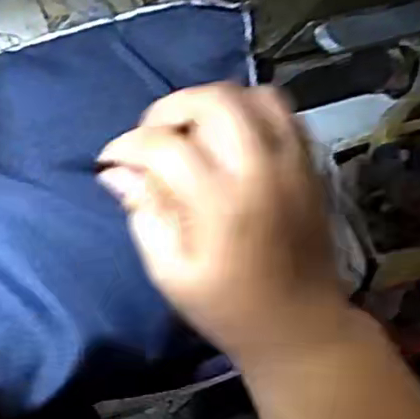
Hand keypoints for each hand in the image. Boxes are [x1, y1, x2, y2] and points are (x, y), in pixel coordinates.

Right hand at [96, 83, 352, 366]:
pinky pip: (281, 112)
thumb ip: (144, 215)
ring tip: (187, 133)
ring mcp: (292, 161)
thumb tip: (116, 174)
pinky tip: (225, 141)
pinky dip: (246, 113)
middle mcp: (260, 168)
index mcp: (219, 202)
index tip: (109, 162)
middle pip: (212, 100)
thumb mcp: (170, 273)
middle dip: (167, 111)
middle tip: (148, 139)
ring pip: (251, 94)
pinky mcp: (310, 163)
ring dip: (210, 105)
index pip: (164, 145)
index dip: (127, 146)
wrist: (298, 324)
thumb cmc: (225, 307)